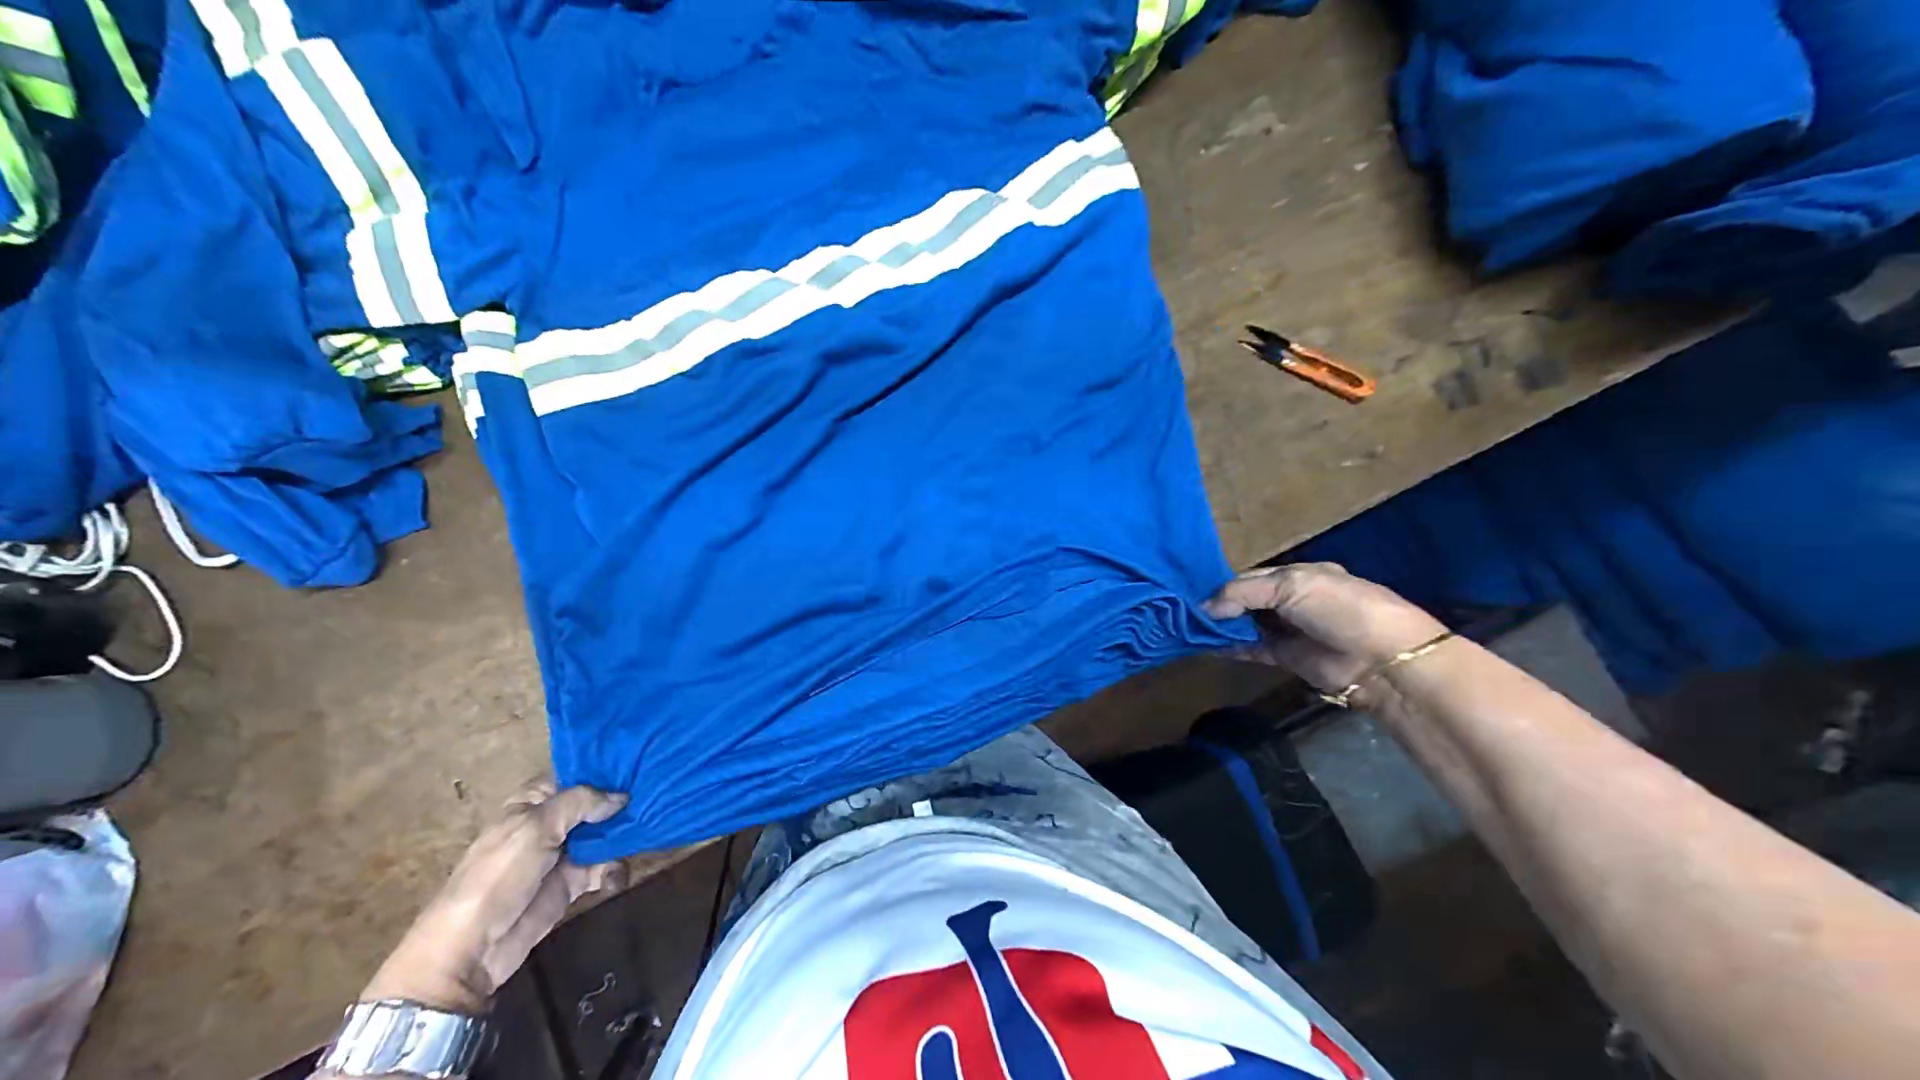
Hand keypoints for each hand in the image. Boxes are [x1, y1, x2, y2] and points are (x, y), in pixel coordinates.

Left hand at [358, 781, 629, 1013]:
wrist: (471, 950)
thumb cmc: (496, 876)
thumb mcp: (536, 828)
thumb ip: (581, 802)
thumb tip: (622, 796)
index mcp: (534, 800)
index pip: (576, 773)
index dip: (605, 768)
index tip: (641, 760)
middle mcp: (552, 821)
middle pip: (597, 802)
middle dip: (623, 802)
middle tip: (655, 799)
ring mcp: (563, 852)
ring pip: (606, 833)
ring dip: (624, 837)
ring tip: (644, 839)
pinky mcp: (573, 883)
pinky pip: (605, 867)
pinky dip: (614, 870)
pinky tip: (615, 878)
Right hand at [1204, 562, 1448, 698]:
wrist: (1382, 659)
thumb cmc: (1340, 608)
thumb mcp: (1291, 585)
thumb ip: (1243, 593)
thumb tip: (1205, 607)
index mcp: (1299, 574)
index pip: (1251, 576)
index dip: (1222, 583)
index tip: (1191, 591)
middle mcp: (1293, 600)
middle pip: (1246, 600)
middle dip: (1218, 604)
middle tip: (1182, 610)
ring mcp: (1290, 629)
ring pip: (1246, 625)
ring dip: (1221, 626)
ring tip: (1187, 627)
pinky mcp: (1287, 657)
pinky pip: (1252, 649)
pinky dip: (1230, 648)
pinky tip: (1206, 646)